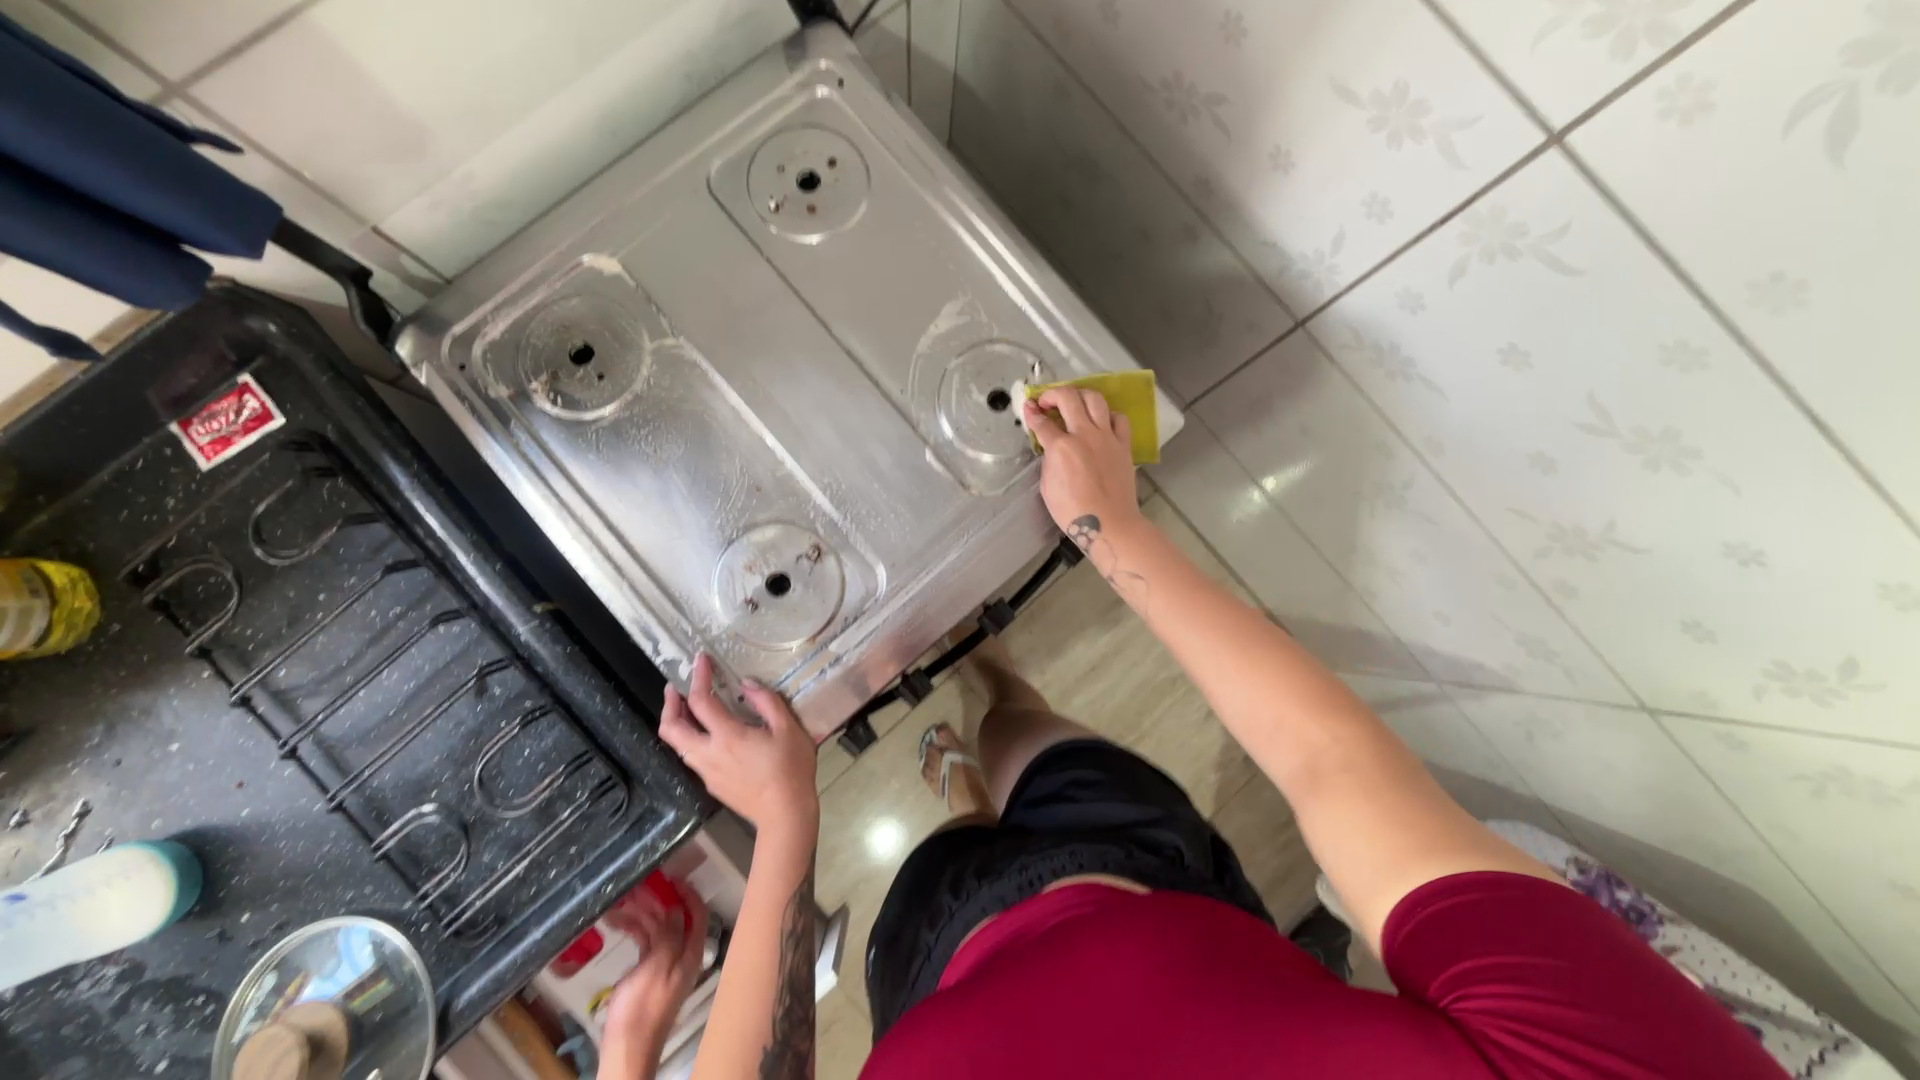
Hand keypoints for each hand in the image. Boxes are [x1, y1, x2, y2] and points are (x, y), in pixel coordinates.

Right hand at [601, 880, 708, 1063]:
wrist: (626, 1050)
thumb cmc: (642, 1011)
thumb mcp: (656, 968)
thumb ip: (669, 937)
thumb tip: (677, 907)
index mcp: (690, 954)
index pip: (698, 915)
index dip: (688, 894)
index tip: (672, 878)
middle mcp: (682, 955)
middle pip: (674, 919)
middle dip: (657, 901)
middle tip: (636, 887)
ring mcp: (664, 963)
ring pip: (657, 928)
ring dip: (641, 914)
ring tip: (620, 901)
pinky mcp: (647, 972)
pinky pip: (644, 942)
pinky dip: (633, 929)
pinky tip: (615, 921)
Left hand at [658, 654, 819, 839]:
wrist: (785, 814)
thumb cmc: (791, 769)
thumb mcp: (788, 729)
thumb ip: (766, 702)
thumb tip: (746, 685)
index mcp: (728, 736)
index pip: (700, 700)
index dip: (697, 676)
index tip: (700, 660)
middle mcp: (709, 754)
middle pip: (671, 728)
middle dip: (669, 704)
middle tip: (675, 687)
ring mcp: (707, 772)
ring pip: (678, 744)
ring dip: (678, 723)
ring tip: (690, 709)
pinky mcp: (711, 784)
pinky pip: (692, 757)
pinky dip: (691, 739)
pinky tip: (709, 735)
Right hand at [1025, 387, 1143, 544]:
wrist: (1109, 523)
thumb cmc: (1072, 512)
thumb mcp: (1047, 486)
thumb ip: (1049, 461)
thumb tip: (1052, 449)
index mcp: (1061, 447)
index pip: (1042, 423)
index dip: (1032, 414)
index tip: (1028, 408)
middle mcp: (1084, 434)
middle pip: (1068, 398)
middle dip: (1053, 394)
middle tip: (1047, 402)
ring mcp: (1107, 437)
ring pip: (1095, 399)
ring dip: (1080, 395)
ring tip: (1074, 402)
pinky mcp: (1123, 444)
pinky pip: (1118, 418)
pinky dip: (1107, 414)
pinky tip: (1101, 421)